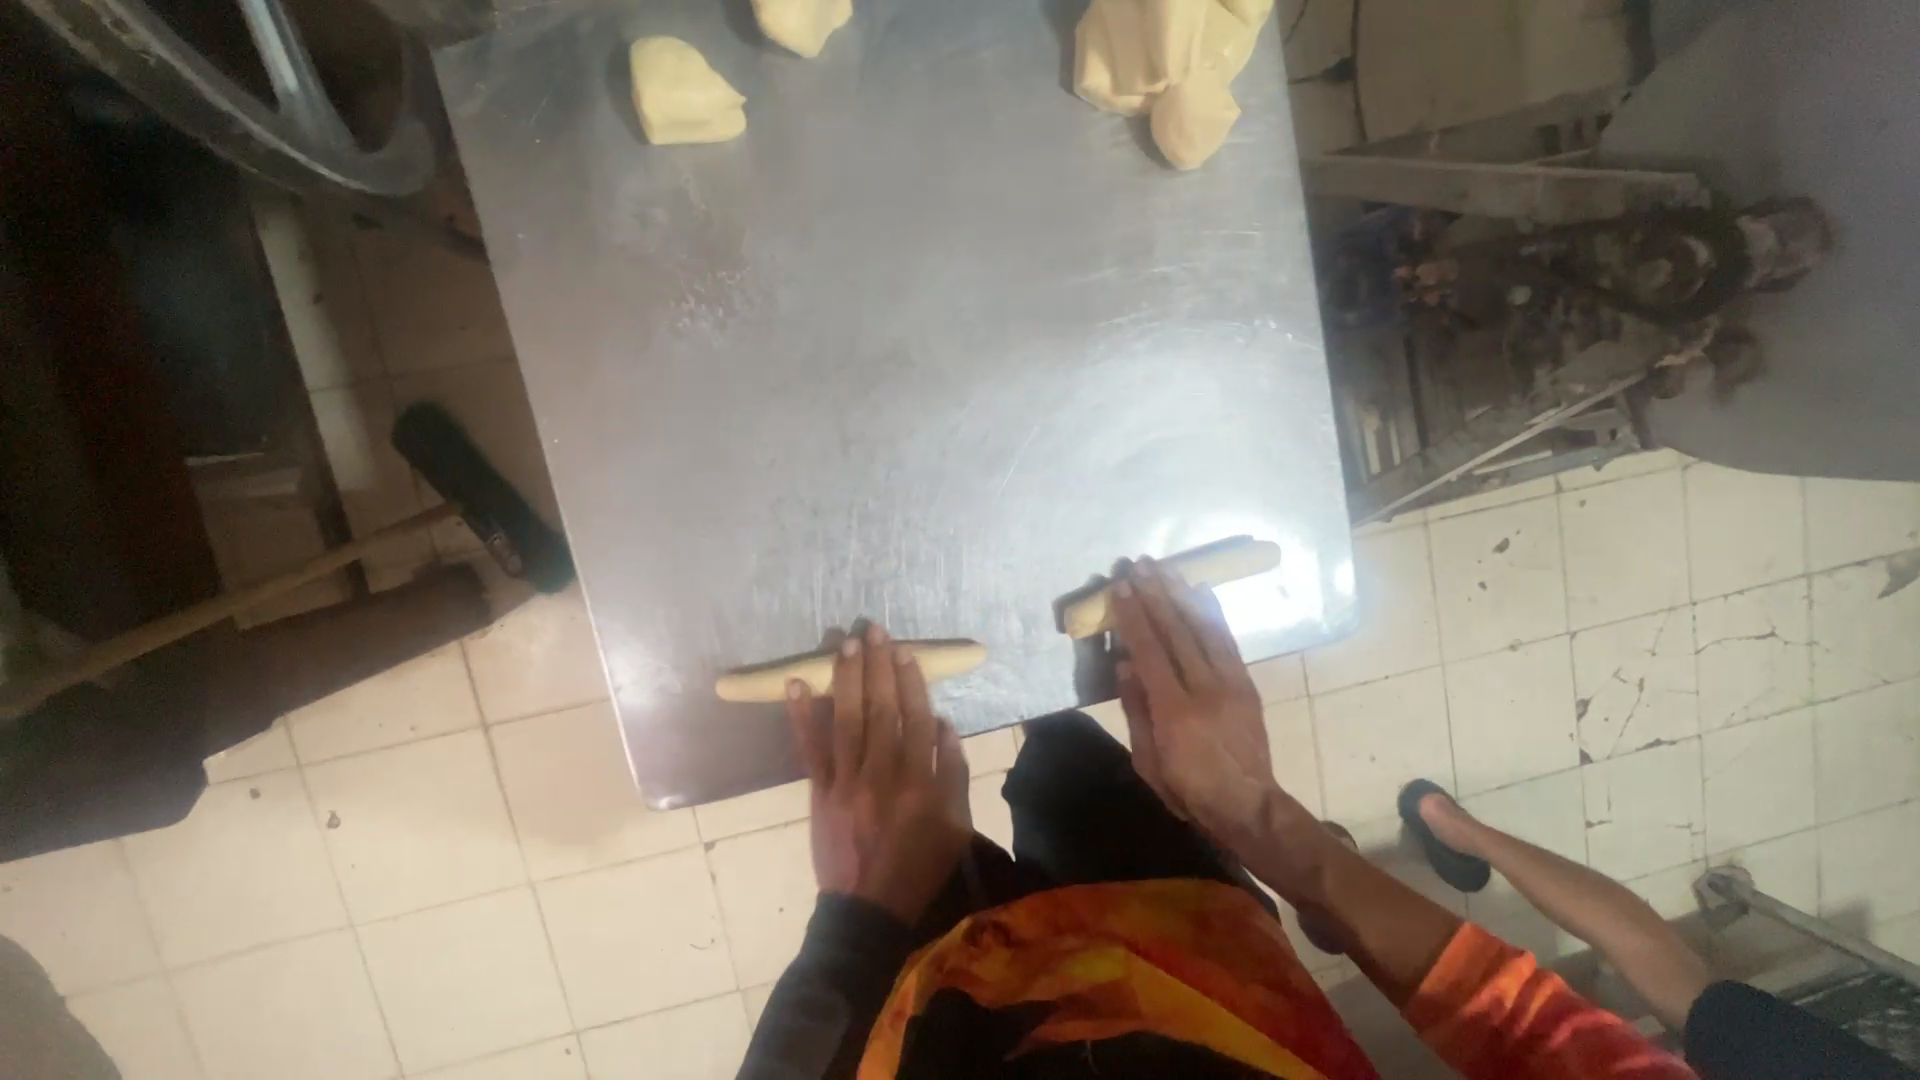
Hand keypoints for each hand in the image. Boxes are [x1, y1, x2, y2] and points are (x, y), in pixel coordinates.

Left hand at [784, 624, 972, 923]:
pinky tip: (795, 685)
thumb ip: (954, 773)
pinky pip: (810, 750)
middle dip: (878, 666)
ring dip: (846, 678)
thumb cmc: (920, 866)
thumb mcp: (957, 826)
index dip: (910, 681)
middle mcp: (882, 775)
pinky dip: (801, 717)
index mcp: (920, 783)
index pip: (915, 719)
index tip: (904, 651)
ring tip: (844, 643)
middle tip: (872, 630)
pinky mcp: (819, 793)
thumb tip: (943, 724)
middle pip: (881, 710)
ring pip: (847, 720)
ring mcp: (846, 783)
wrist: (869, 910)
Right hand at [1109, 557, 1287, 841]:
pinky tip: (1201, 591)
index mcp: (1174, 710)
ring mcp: (1230, 682)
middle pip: (1176, 630)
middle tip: (1139, 564)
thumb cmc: (1189, 789)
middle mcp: (1204, 687)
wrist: (1249, 806)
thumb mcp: (1148, 760)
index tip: (1121, 587)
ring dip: (1181, 594)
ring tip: (1165, 568)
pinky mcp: (1246, 683)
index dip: (1134, 616)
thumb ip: (1135, 708)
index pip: (1150, 650)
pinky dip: (1212, 612)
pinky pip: (1227, 639)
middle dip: (1155, 593)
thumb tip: (1124, 663)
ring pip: (1203, 627)